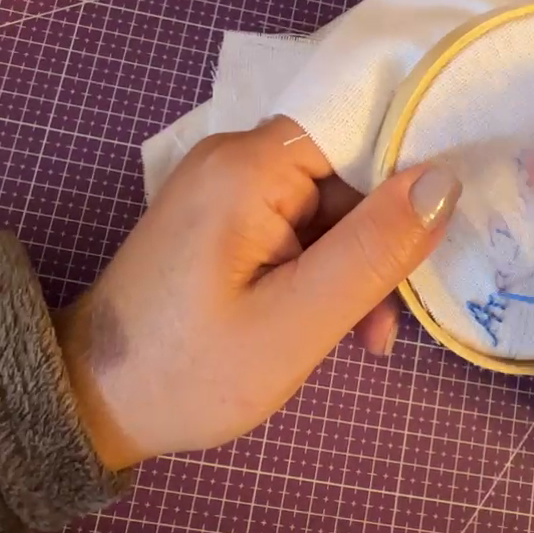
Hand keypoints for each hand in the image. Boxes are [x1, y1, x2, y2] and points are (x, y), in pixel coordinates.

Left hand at [57, 118, 459, 470]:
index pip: (353, 129)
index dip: (404, 170)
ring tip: (362, 337)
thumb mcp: (297, 322)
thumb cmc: (191, 370)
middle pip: (341, 171)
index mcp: (248, 165)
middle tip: (388, 318)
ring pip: (323, 203)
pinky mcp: (221, 215)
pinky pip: (292, 223)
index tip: (440, 228)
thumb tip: (443, 178)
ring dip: (351, 263)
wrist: (90, 403)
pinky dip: (317, 266)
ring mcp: (224, 185)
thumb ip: (374, 248)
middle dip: (375, 239)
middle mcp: (235, 157)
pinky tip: (328, 322)